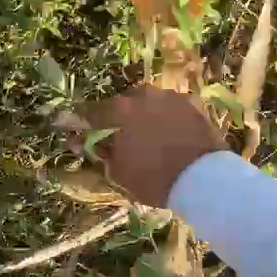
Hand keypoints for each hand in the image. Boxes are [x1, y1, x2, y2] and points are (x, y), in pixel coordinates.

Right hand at [79, 86, 225, 206]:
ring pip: (148, 103)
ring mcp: (169, 97)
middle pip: (122, 104)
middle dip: (117, 117)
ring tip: (148, 134)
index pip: (90, 112)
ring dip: (143, 115)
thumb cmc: (154, 178)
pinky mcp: (192, 104)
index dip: (79, 121)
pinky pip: (171, 108)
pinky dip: (166, 117)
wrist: (204, 180)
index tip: (72, 126)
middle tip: (119, 136)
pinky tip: (169, 133)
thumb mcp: (118, 172)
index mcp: (119, 111)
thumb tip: (83, 142)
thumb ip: (100, 153)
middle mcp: (142, 96)